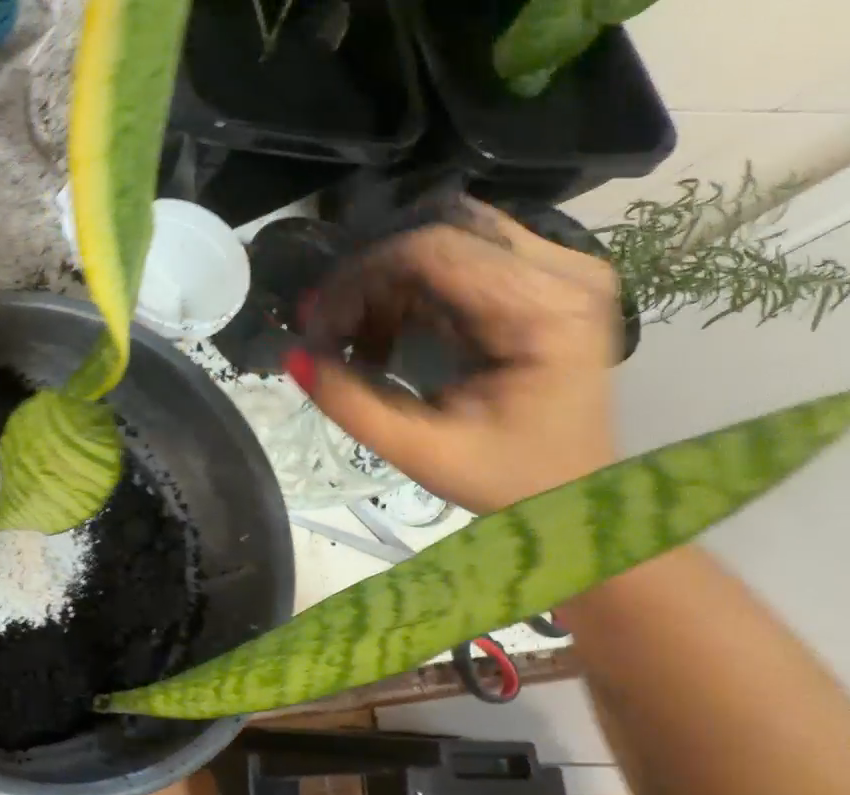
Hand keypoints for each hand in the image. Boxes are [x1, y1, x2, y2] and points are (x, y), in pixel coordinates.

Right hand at [292, 199, 623, 513]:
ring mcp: (558, 269)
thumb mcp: (419, 450)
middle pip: (441, 230)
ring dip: (385, 284)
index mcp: (544, 309)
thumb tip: (294, 356)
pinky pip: (461, 257)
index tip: (316, 328)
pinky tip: (389, 336)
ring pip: (446, 238)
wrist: (571, 492)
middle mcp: (562, 270)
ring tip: (358, 341)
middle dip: (369, 277)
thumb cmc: (504, 477)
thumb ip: (352, 403)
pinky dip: (408, 291)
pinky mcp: (542, 280)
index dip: (358, 278)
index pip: (433, 249)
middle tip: (330, 330)